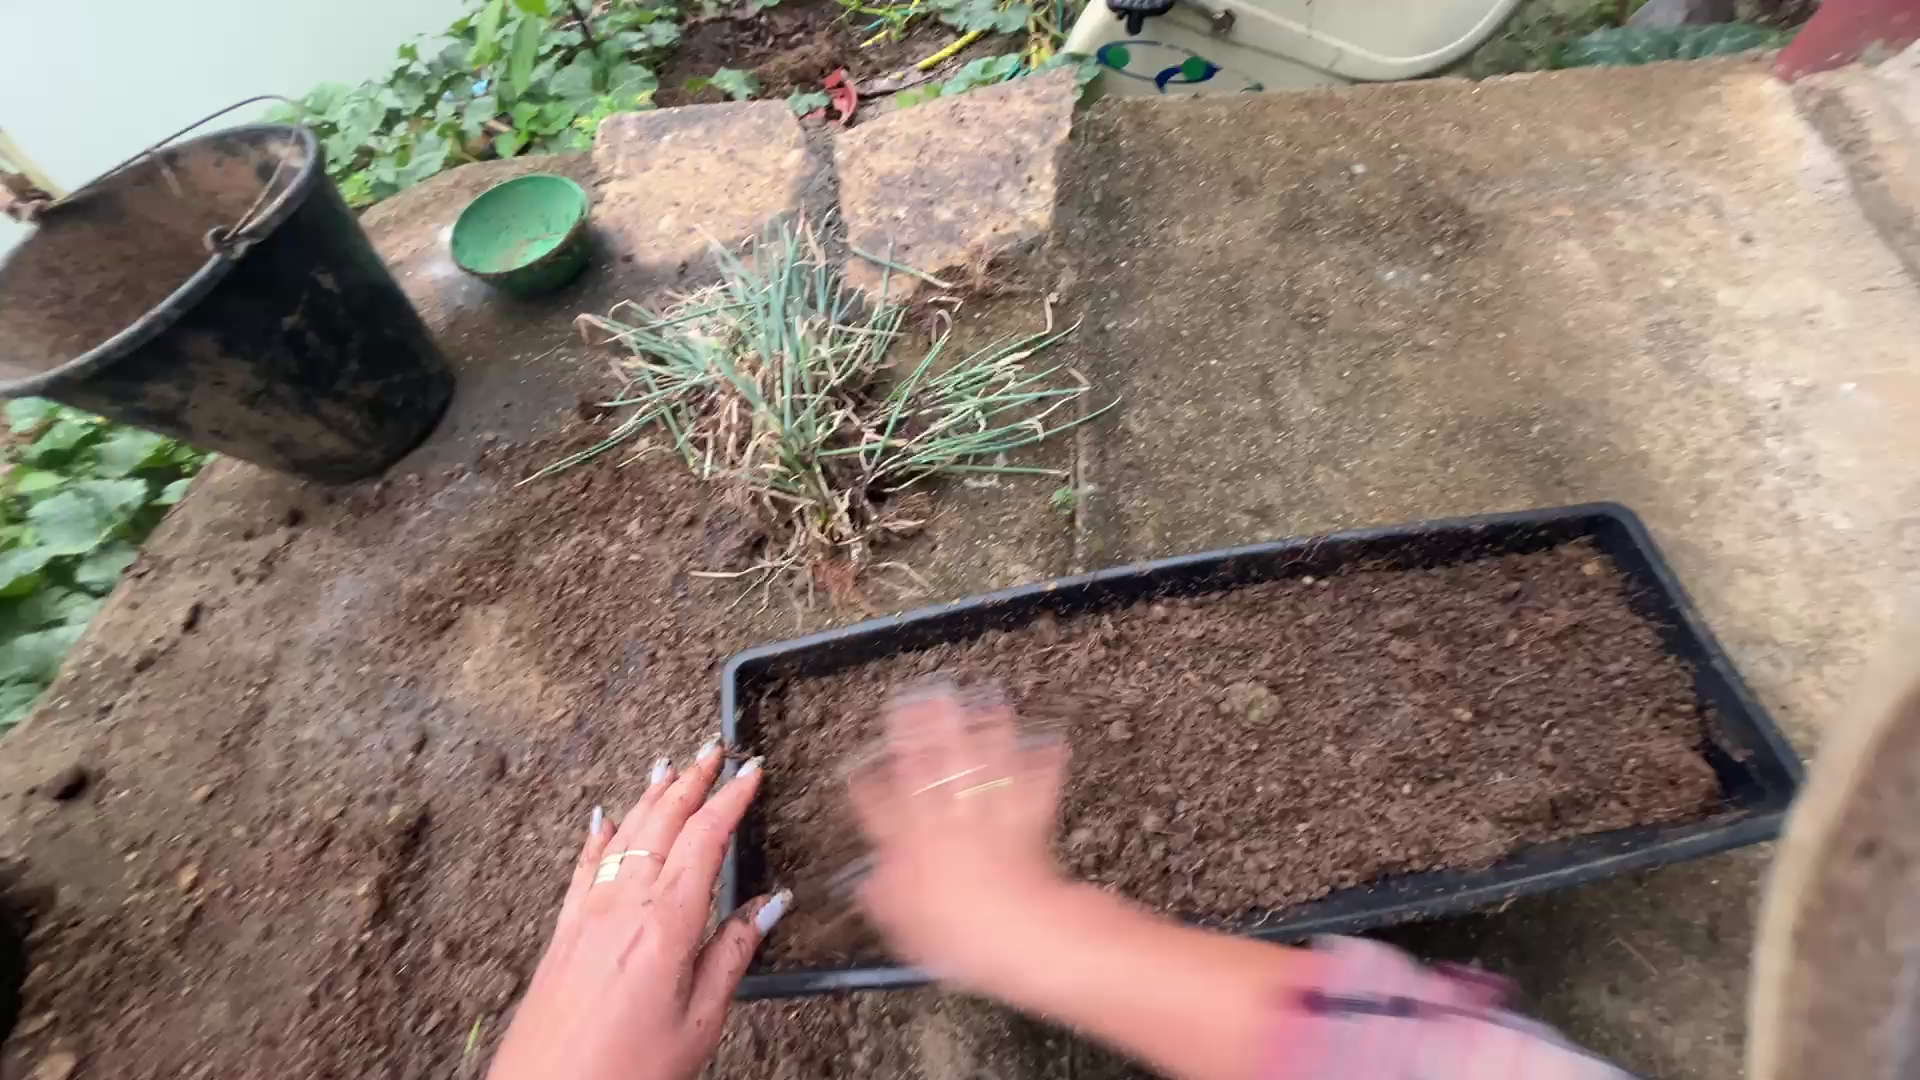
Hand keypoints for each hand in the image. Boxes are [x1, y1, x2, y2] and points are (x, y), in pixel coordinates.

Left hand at [488, 739, 789, 1079]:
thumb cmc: (625, 1076)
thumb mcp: (699, 1024)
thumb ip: (733, 953)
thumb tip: (771, 903)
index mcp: (666, 922)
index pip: (707, 837)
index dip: (732, 798)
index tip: (752, 771)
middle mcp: (625, 904)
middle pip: (664, 821)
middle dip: (693, 779)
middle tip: (714, 749)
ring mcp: (588, 914)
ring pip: (625, 834)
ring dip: (652, 796)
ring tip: (670, 766)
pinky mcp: (562, 934)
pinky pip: (583, 867)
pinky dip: (598, 836)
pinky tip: (604, 818)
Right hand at [847, 681, 1072, 993]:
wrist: (1022, 935)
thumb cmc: (965, 936)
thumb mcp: (909, 928)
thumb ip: (886, 897)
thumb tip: (869, 883)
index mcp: (918, 845)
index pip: (883, 806)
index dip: (868, 784)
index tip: (859, 766)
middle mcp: (951, 821)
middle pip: (934, 766)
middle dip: (925, 729)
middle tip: (920, 699)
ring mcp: (990, 815)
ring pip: (984, 764)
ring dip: (985, 730)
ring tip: (985, 701)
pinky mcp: (1025, 821)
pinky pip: (1035, 787)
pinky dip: (1043, 764)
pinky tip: (1048, 743)